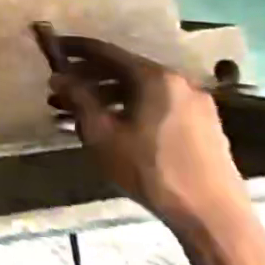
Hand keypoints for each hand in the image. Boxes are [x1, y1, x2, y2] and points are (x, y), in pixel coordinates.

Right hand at [50, 36, 252, 235]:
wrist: (212, 216)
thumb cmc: (149, 170)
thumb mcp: (101, 133)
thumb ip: (78, 98)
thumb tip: (58, 77)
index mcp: (155, 78)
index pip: (106, 51)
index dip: (75, 48)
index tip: (52, 48)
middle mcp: (179, 82)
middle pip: (123, 70)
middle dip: (87, 78)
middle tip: (58, 90)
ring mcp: (195, 104)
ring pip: (139, 90)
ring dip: (106, 97)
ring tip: (76, 113)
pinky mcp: (203, 125)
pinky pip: (156, 105)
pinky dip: (128, 108)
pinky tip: (109, 127)